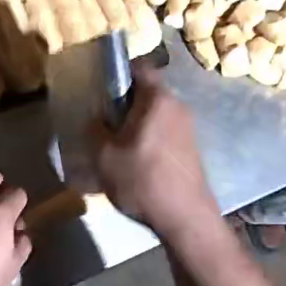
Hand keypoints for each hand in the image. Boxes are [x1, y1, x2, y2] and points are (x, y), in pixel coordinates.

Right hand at [89, 67, 218, 239]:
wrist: (184, 217)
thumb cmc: (142, 179)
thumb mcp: (103, 155)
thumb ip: (95, 129)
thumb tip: (96, 118)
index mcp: (157, 98)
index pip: (138, 68)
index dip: (117, 74)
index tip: (99, 89)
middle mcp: (177, 106)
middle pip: (146, 94)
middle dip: (124, 104)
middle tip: (102, 121)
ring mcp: (188, 128)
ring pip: (155, 116)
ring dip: (136, 125)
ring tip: (115, 146)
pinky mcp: (190, 149)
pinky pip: (164, 133)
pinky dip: (148, 140)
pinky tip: (134, 163)